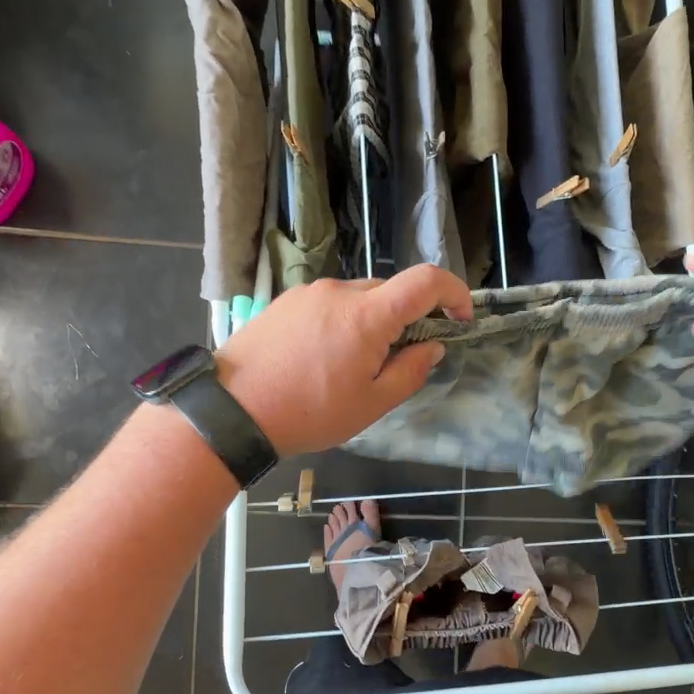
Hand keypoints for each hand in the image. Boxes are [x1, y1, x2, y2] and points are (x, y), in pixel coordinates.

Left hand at [215, 266, 473, 456]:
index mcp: (368, 315)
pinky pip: (329, 305)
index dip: (454, 292)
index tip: (461, 317)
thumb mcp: (371, 404)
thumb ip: (410, 371)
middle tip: (395, 364)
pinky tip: (321, 360)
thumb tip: (433, 348)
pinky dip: (341, 325)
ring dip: (369, 325)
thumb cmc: (309, 412)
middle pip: (390, 293)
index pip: (426, 281)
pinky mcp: (286, 302)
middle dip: (405, 322)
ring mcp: (309, 293)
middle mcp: (340, 292)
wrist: (232, 410)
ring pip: (359, 300)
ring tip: (349, 369)